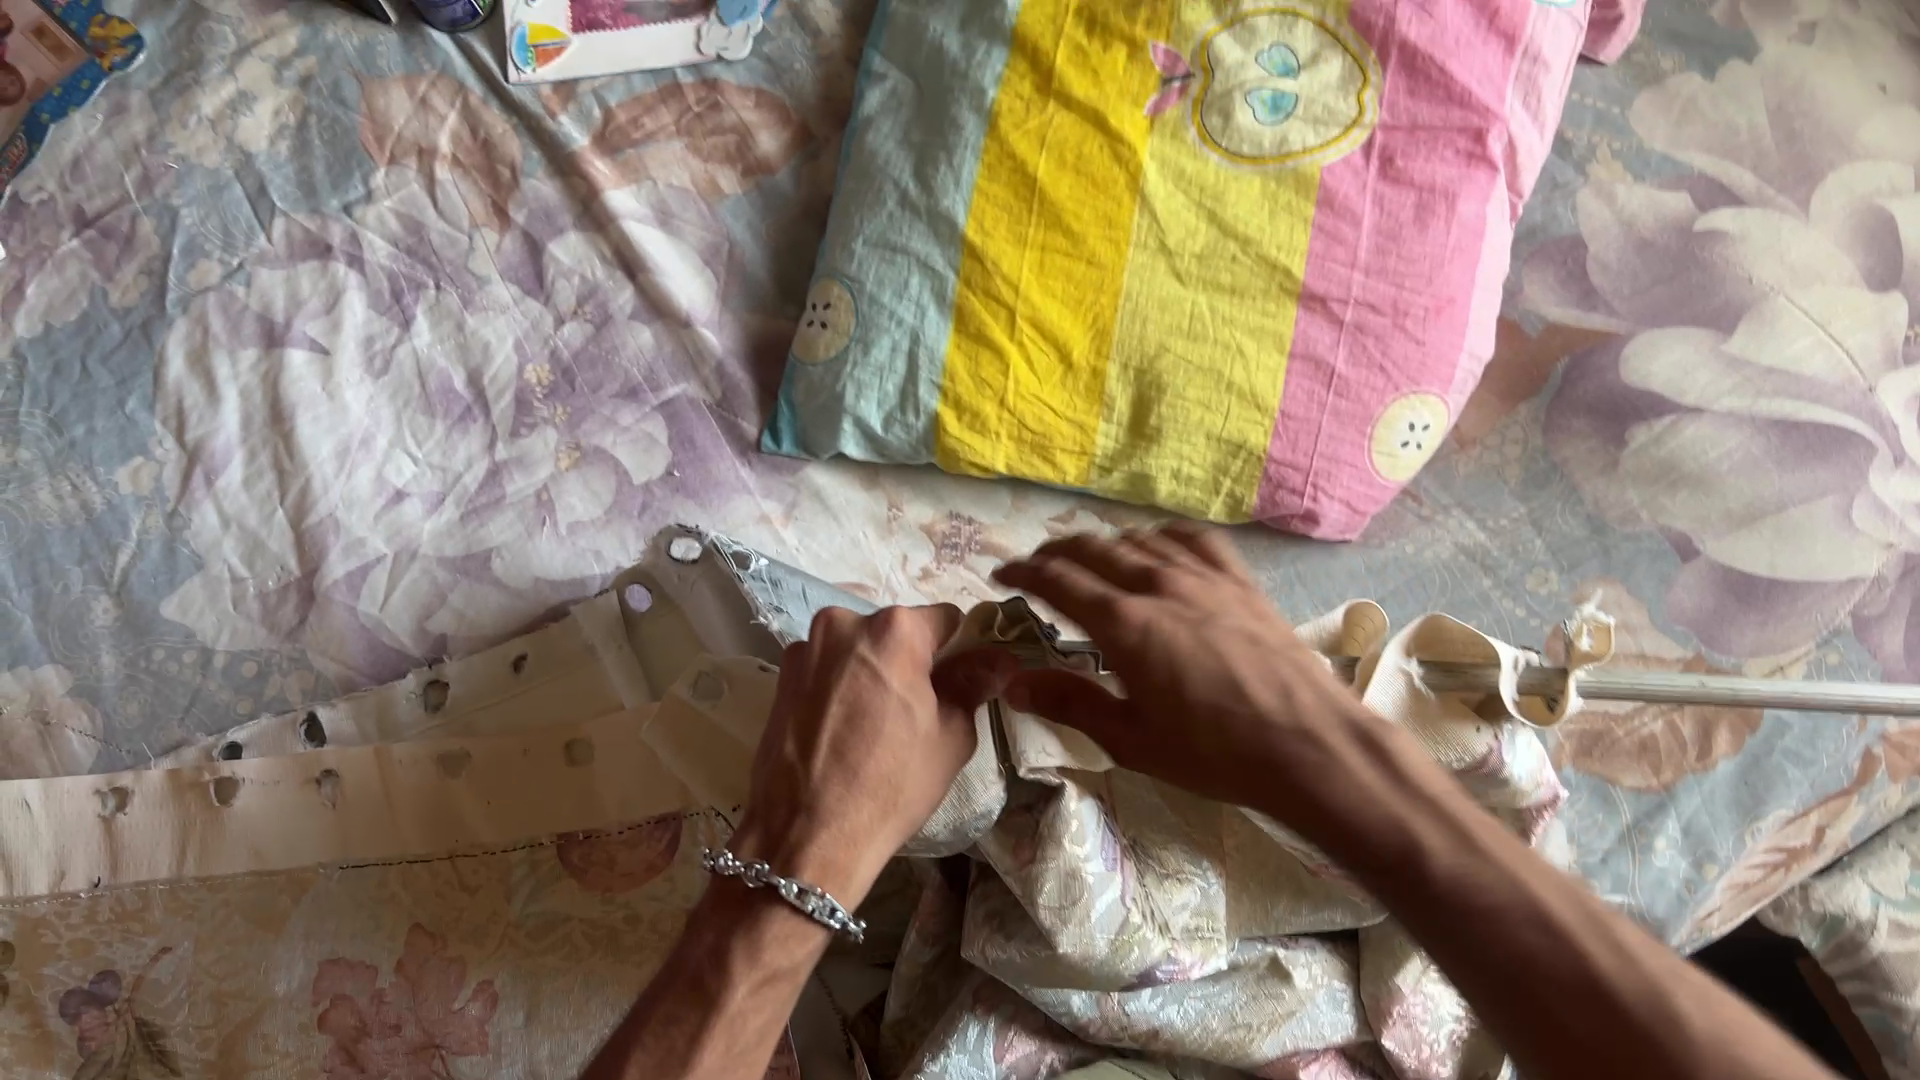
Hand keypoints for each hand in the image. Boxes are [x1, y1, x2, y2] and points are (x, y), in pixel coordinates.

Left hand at [726, 605, 1015, 912]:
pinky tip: (842, 728)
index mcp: (895, 630)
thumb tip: (999, 659)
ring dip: (873, 670)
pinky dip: (841, 685)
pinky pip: (828, 668)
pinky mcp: (781, 675)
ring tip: (874, 723)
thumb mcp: (951, 736)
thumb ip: (974, 683)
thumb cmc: (890, 786)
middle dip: (912, 659)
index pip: (947, 619)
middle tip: (917, 710)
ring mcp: (807, 647)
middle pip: (898, 630)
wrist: (805, 835)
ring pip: (859, 648)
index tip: (960, 682)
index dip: (960, 650)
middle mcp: (845, 622)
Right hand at [991, 525, 1379, 824]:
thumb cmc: (1214, 752)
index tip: (1002, 573)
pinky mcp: (1239, 581)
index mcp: (1124, 624)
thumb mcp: (1130, 739)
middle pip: (1092, 549)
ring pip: (1138, 539)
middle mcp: (1158, 585)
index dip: (1022, 572)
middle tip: (1037, 566)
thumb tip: (1013, 684)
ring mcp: (1203, 577)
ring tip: (1090, 560)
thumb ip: (1069, 703)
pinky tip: (1157, 546)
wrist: (1310, 744)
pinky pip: (1193, 539)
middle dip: (1055, 552)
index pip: (1057, 581)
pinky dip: (1161, 536)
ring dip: (1103, 544)